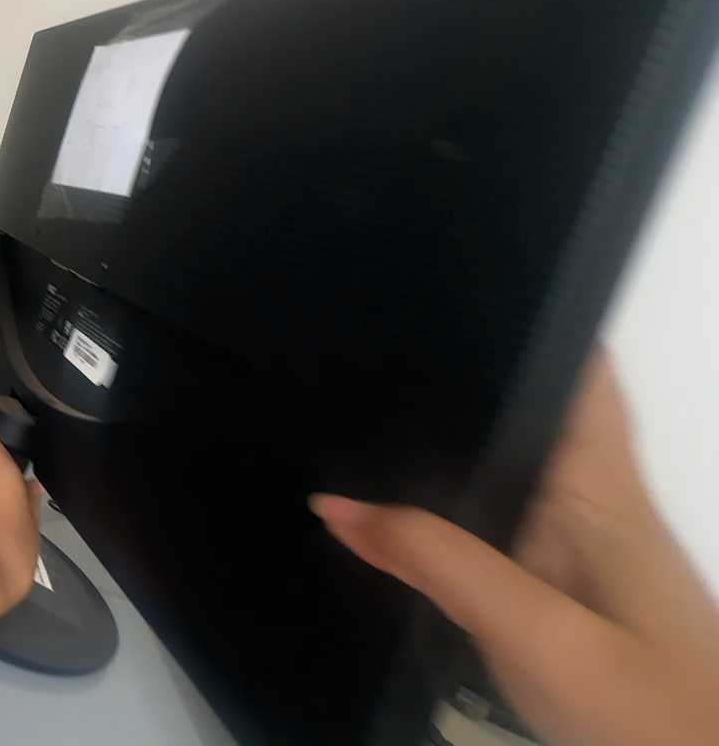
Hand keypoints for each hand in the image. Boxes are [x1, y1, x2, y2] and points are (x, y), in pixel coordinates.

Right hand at [312, 349, 718, 745]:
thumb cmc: (659, 722)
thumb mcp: (540, 637)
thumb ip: (434, 560)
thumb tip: (329, 501)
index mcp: (604, 498)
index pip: (582, 384)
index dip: (534, 326)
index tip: (454, 286)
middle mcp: (589, 510)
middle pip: (520, 415)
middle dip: (449, 373)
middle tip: (358, 337)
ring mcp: (569, 551)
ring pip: (489, 465)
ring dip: (429, 436)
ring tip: (342, 403)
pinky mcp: (545, 586)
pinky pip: (471, 514)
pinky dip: (418, 495)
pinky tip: (372, 497)